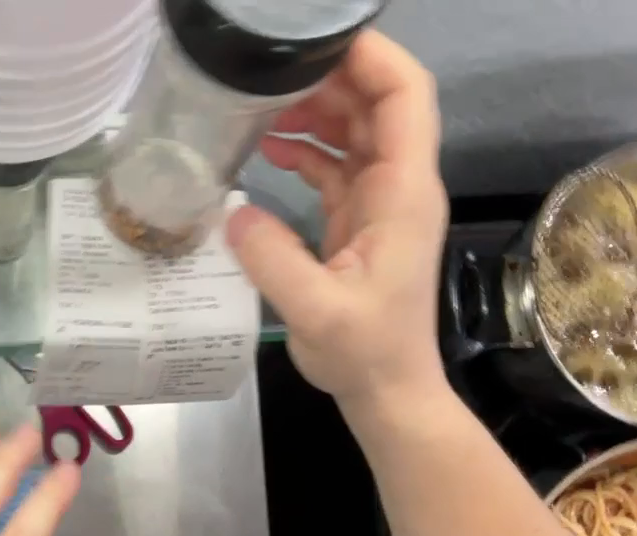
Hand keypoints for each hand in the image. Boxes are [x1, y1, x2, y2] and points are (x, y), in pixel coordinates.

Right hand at [226, 30, 450, 408]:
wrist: (386, 389)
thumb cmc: (364, 353)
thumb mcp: (315, 310)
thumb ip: (273, 259)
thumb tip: (232, 211)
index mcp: (402, 194)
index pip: (404, 96)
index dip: (369, 58)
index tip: (313, 44)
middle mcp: (396, 187)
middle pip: (377, 105)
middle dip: (329, 80)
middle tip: (268, 77)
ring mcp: (377, 205)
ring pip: (355, 134)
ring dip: (315, 113)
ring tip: (261, 107)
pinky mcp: (356, 225)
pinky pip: (335, 170)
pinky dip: (306, 153)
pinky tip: (269, 151)